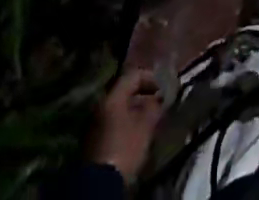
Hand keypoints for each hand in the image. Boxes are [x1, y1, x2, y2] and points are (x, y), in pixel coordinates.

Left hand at [85, 68, 164, 182]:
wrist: (100, 182)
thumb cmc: (125, 147)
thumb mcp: (145, 127)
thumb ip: (154, 107)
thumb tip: (159, 98)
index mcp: (112, 96)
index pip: (133, 75)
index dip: (151, 77)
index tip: (163, 87)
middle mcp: (101, 103)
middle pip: (124, 89)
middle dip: (143, 92)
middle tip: (159, 100)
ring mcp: (96, 120)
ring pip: (119, 105)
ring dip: (136, 106)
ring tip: (151, 116)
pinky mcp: (95, 136)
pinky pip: (114, 118)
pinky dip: (127, 118)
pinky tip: (138, 128)